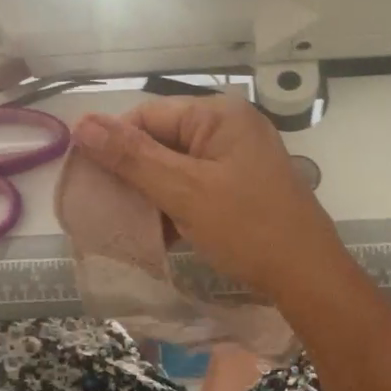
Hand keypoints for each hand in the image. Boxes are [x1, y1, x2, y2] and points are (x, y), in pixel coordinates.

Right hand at [73, 96, 349, 301]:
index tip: (87, 179)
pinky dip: (175, 206)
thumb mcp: (185, 191)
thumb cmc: (248, 229)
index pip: (148, 114)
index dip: (113, 143)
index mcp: (219, 114)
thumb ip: (132, 158)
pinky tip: (157, 234)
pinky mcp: (242, 187)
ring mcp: (239, 158)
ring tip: (124, 222)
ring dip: (151, 194)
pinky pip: (196, 186)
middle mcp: (230, 127)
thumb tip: (82, 124)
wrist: (308, 276)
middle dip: (132, 172)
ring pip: (176, 166)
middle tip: (102, 205)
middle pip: (162, 139)